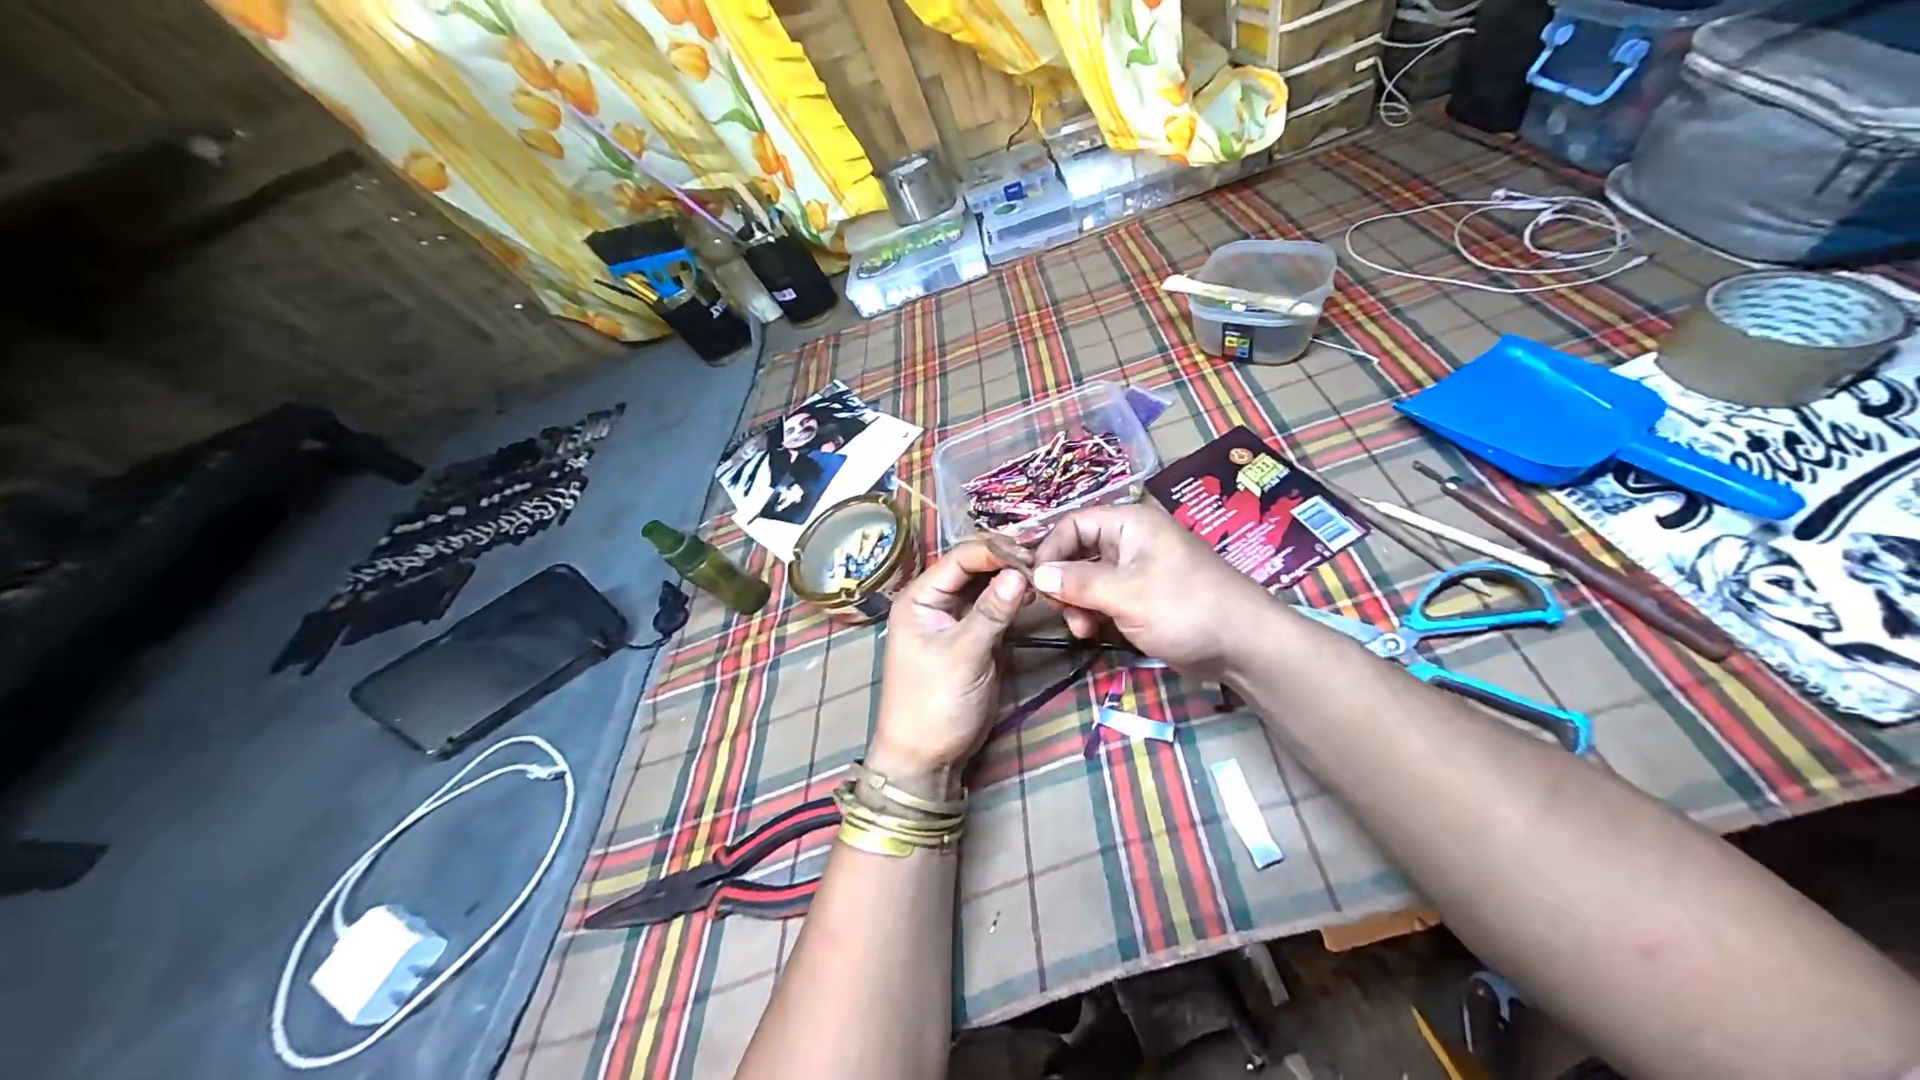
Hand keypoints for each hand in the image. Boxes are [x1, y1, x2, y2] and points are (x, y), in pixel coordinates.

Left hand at [871, 541, 1029, 779]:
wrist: (927, 756)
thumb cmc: (934, 702)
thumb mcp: (963, 655)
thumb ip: (991, 612)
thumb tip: (1020, 573)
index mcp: (920, 598)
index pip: (960, 559)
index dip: (995, 552)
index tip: (1032, 551)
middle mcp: (935, 601)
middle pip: (973, 568)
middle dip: (1006, 562)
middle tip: (1044, 560)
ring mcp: (955, 619)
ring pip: (986, 586)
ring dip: (1011, 579)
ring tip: (1043, 574)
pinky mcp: (973, 636)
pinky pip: (993, 608)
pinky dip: (1012, 600)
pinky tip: (1033, 595)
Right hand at [1029, 504, 1276, 680]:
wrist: (1243, 645)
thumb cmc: (1184, 607)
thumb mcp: (1126, 594)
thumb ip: (1078, 583)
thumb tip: (1036, 575)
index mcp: (1129, 524)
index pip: (1072, 524)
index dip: (1050, 550)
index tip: (1035, 583)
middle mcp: (1130, 541)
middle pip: (1077, 552)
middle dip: (1063, 583)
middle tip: (1059, 611)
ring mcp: (1136, 570)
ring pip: (1087, 579)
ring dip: (1076, 603)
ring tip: (1080, 629)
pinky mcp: (1141, 597)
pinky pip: (1104, 598)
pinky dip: (1093, 613)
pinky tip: (1091, 633)